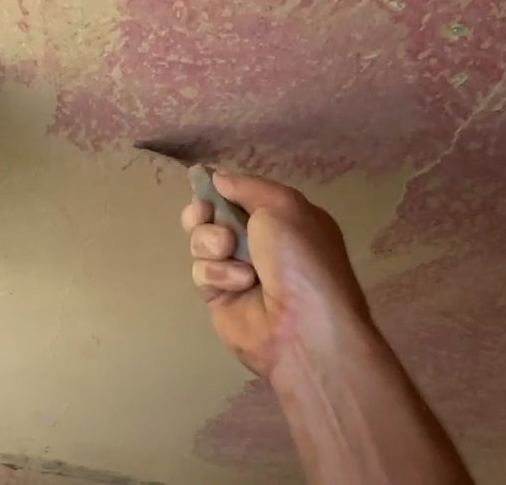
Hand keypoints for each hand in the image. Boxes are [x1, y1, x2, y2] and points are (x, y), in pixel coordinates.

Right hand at [181, 171, 372, 378]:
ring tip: (229, 252)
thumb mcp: (282, 205)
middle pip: (212, 216)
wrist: (304, 327)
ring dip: (212, 241)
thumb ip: (246, 186)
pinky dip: (218, 273)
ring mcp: (237, 270)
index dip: (220, 189)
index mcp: (281, 220)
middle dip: (203, 212)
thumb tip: (218, 178)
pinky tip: (240, 284)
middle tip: (205, 214)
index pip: (240, 195)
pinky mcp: (220, 297)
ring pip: (201, 241)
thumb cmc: (300, 258)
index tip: (207, 186)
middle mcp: (258, 244)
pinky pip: (201, 272)